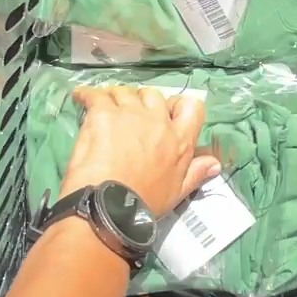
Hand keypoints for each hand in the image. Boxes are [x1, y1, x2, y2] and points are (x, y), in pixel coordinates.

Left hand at [61, 86, 221, 215]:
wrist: (107, 204)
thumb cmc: (143, 203)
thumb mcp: (176, 193)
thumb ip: (195, 174)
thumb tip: (215, 163)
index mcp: (180, 140)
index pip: (192, 106)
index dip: (179, 106)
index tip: (167, 112)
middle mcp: (158, 121)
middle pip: (153, 95)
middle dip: (143, 101)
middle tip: (130, 115)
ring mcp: (130, 114)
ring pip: (125, 92)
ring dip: (116, 98)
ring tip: (105, 108)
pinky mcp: (103, 113)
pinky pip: (97, 95)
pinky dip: (88, 95)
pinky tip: (81, 98)